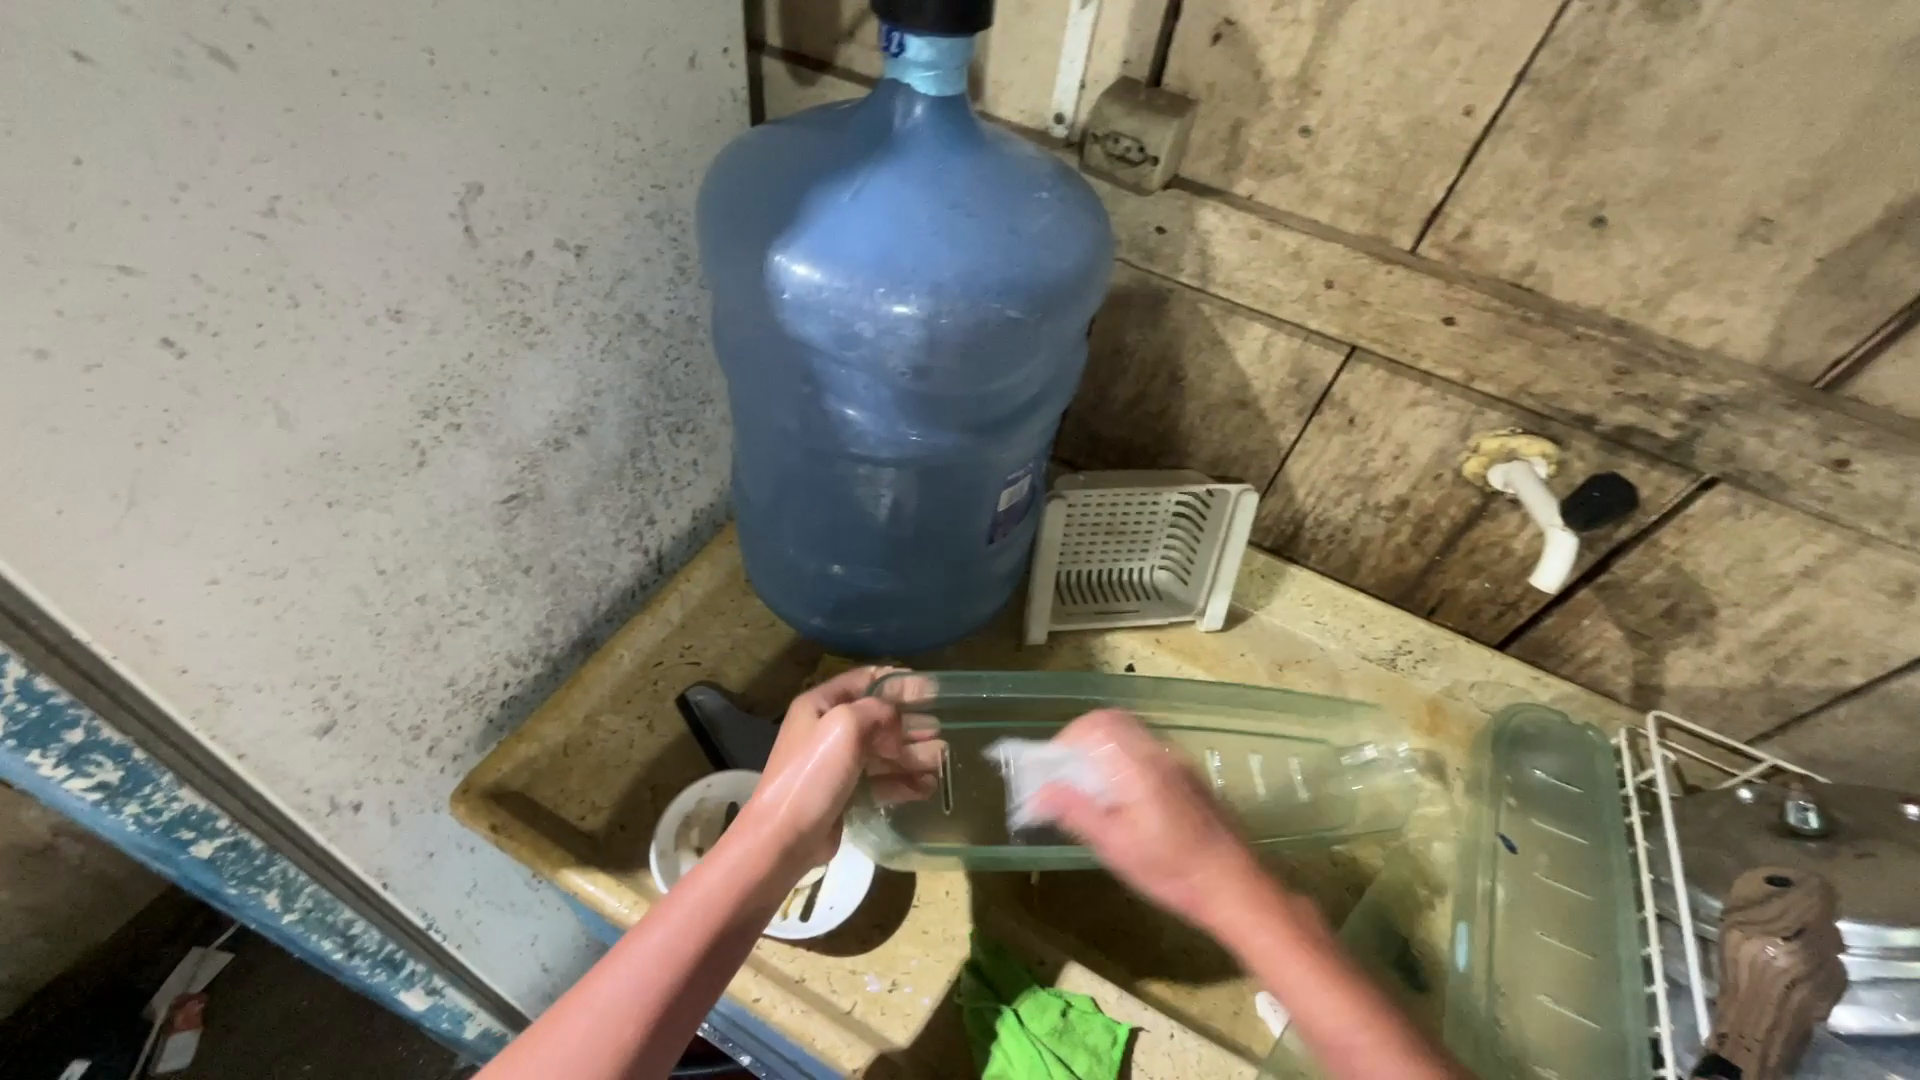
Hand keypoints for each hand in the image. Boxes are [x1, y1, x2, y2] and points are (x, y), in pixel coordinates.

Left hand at [734, 666, 942, 874]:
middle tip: (940, 728)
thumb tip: (897, 723)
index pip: (866, 681)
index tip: (932, 689)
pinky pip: (880, 781)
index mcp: (821, 704)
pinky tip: (928, 785)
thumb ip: (879, 711)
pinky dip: (903, 781)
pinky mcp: (844, 794)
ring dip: (913, 753)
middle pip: (878, 718)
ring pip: (882, 752)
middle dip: (910, 722)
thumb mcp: (846, 725)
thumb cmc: (813, 772)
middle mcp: (828, 729)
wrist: (784, 837)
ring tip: (942, 758)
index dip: (899, 682)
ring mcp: (836, 764)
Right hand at [1028, 709, 1261, 926]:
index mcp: (1140, 767)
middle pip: (1112, 721)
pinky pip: (1146, 748)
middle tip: (1067, 772)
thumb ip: (1077, 813)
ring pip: (1130, 733)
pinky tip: (1121, 796)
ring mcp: (1177, 761)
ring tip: (1090, 786)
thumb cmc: (1173, 873)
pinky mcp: (1188, 774)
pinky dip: (1122, 757)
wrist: (1237, 887)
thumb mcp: (1117, 848)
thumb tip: (1038, 793)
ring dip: (1103, 747)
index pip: (1096, 726)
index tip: (1053, 768)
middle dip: (1082, 739)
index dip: (1067, 739)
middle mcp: (1160, 754)